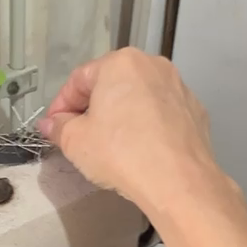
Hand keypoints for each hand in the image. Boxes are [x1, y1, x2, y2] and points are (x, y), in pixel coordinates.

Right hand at [39, 49, 232, 219]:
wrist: (178, 182)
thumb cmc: (125, 155)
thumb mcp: (76, 142)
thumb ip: (59, 127)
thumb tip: (53, 125)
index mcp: (120, 63)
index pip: (79, 80)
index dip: (61, 105)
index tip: (55, 125)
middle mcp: (152, 67)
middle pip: (110, 84)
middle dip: (91, 109)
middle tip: (79, 136)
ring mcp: (178, 87)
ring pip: (137, 97)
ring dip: (120, 116)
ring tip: (109, 146)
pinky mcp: (194, 111)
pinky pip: (160, 113)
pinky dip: (146, 126)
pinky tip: (138, 150)